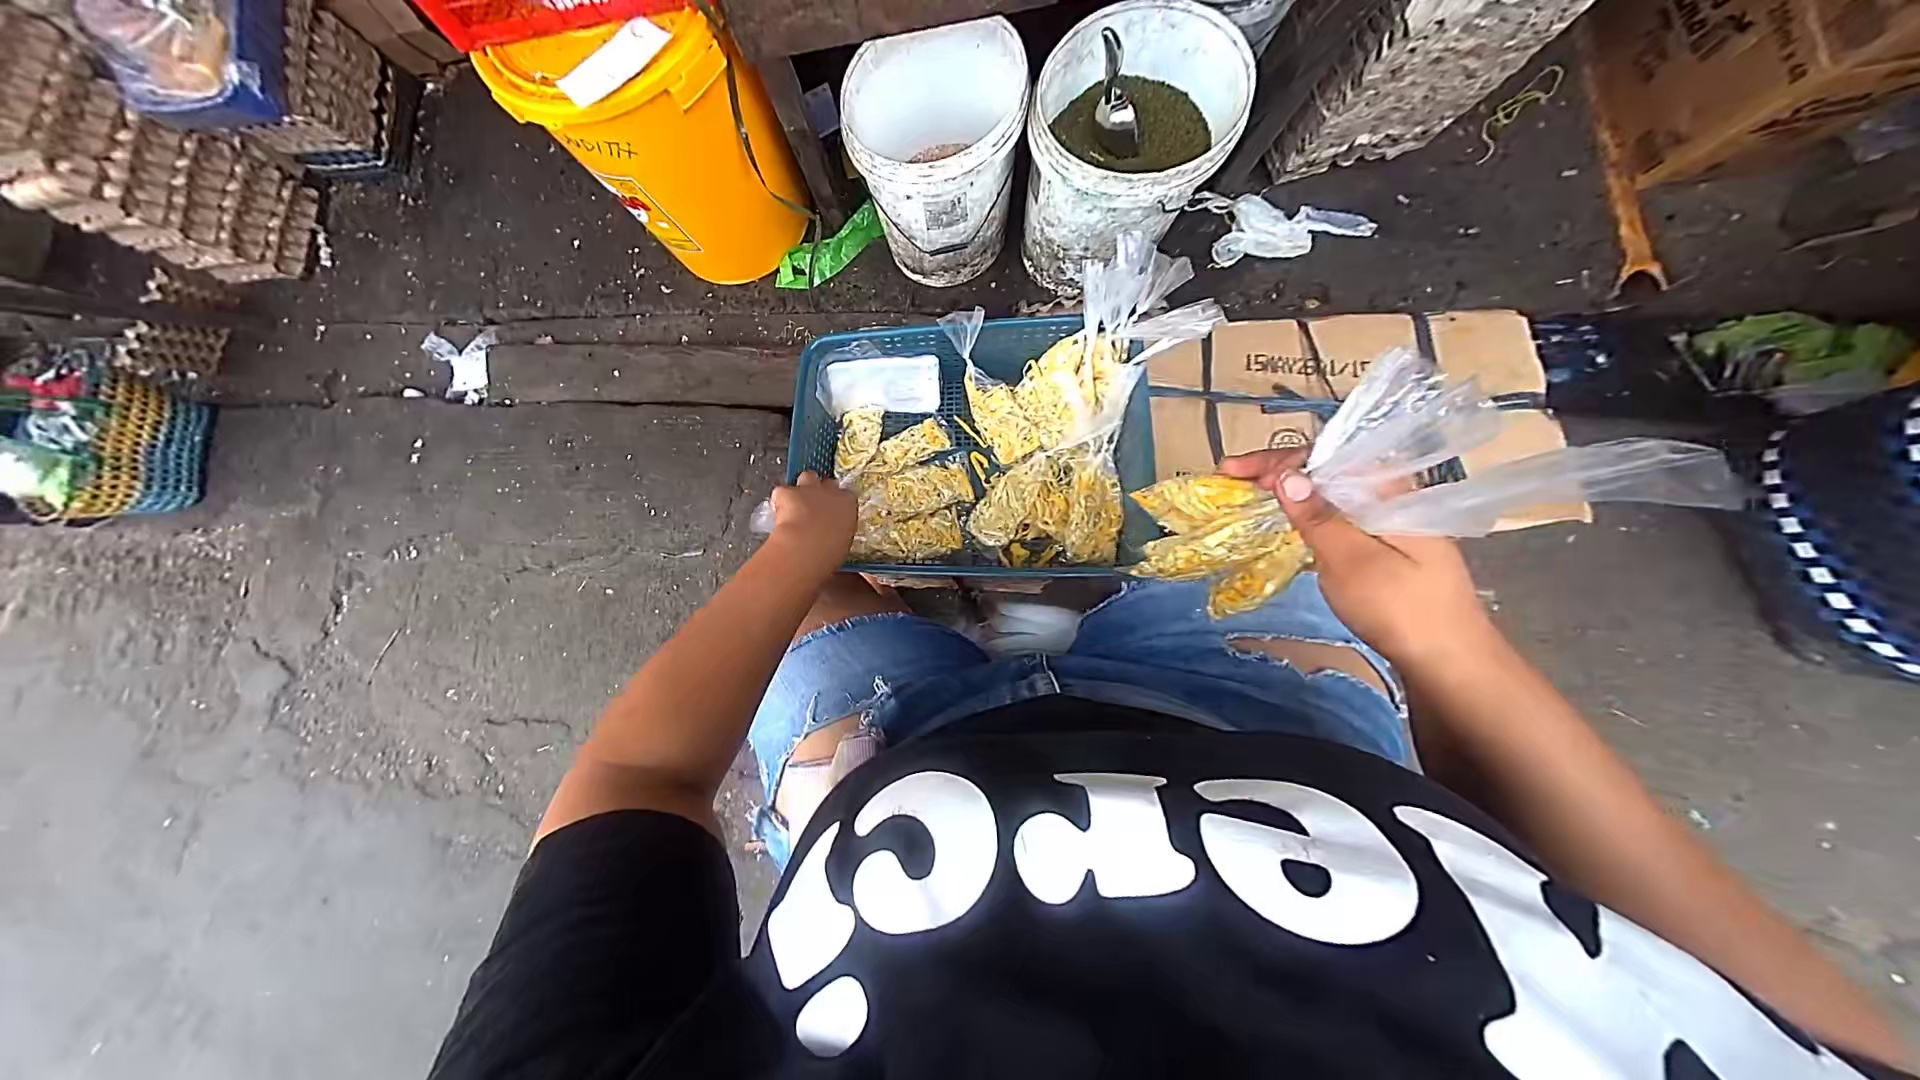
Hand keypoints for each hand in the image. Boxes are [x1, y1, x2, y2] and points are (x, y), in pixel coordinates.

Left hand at [768, 472, 855, 575]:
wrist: (807, 545)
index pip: (846, 496)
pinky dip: (779, 500)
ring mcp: (808, 489)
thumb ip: (838, 531)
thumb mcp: (841, 542)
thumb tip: (832, 537)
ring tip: (796, 503)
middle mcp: (829, 491)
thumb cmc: (828, 550)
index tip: (833, 511)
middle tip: (814, 505)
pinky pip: (782, 491)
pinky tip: (777, 512)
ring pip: (806, 478)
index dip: (838, 502)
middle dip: (821, 490)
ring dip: (802, 488)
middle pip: (827, 482)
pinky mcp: (787, 492)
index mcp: (847, 504)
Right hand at [1220, 450, 1498, 666]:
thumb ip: (1319, 517)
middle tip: (1232, 476)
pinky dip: (1305, 512)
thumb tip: (1286, 475)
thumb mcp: (1351, 561)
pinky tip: (1287, 518)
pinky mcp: (1382, 545)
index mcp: (1389, 492)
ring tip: (1251, 491)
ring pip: (1330, 492)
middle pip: (1326, 469)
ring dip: (1289, 488)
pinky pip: (1336, 515)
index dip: (1276, 459)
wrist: (1449, 660)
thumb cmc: (1400, 609)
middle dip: (1277, 468)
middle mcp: (1390, 498)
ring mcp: (1387, 522)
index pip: (1325, 456)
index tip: (1235, 471)